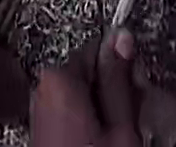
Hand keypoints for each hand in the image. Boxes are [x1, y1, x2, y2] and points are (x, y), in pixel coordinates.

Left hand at [30, 30, 139, 146]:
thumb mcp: (120, 128)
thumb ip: (121, 79)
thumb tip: (123, 38)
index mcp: (57, 78)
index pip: (99, 47)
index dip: (123, 66)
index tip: (136, 85)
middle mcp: (42, 89)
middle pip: (90, 70)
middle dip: (112, 87)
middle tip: (129, 115)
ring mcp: (39, 111)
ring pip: (82, 93)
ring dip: (102, 107)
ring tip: (115, 135)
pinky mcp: (40, 131)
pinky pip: (70, 112)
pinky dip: (88, 122)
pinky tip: (101, 141)